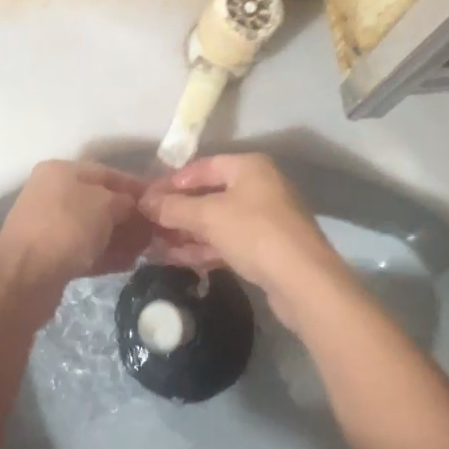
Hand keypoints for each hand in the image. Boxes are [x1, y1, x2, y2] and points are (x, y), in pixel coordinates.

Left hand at [0, 160, 152, 297]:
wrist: (24, 277)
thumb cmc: (66, 228)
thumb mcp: (105, 204)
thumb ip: (126, 201)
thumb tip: (137, 207)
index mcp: (61, 171)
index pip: (108, 173)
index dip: (136, 187)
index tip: (161, 202)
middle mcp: (53, 193)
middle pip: (101, 201)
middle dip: (130, 216)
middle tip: (157, 232)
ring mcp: (50, 225)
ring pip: (94, 227)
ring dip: (121, 237)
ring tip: (146, 250)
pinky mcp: (50, 255)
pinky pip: (85, 249)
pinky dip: (106, 254)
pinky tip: (129, 264)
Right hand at [140, 154, 350, 332]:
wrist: (303, 281)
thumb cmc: (255, 233)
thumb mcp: (209, 216)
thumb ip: (174, 208)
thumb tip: (145, 202)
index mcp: (249, 167)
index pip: (202, 167)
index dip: (172, 182)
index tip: (146, 199)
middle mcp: (259, 187)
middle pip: (209, 194)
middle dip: (177, 211)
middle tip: (147, 224)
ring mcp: (264, 219)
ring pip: (217, 221)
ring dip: (186, 232)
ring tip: (154, 245)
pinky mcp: (265, 249)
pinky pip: (227, 242)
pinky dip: (202, 248)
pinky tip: (175, 258)